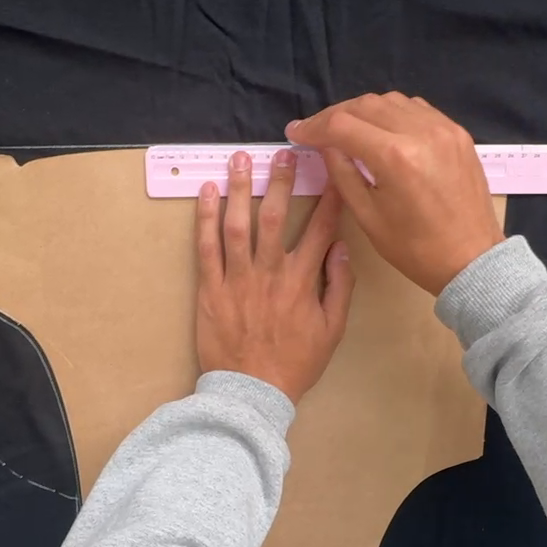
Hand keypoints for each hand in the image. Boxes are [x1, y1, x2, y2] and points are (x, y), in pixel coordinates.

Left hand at [194, 148, 355, 403]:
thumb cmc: (295, 364)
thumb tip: (340, 250)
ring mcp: (236, 279)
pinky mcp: (210, 290)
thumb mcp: (332, 331)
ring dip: (240, 188)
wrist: (252, 393)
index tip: (333, 173)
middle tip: (284, 153)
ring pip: (237, 224)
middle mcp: (269, 273)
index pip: (319, 230)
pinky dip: (206, 218)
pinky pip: (206, 248)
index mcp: (302, 282)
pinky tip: (208, 193)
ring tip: (240, 159)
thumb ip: (340, 288)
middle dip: (281, 181)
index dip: (328, 199)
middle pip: (274, 216)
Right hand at [286, 92, 504, 295]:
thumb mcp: (368, 217)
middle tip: (316, 132)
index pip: (342, 125)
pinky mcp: (457, 133)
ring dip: (363, 111)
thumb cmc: (415, 249)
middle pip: (365, 105)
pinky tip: (382, 131)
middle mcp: (420, 131)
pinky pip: (416, 109)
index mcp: (394, 157)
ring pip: (391, 101)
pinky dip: (392, 114)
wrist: (471, 259)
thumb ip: (343, 174)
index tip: (295, 132)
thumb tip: (325, 146)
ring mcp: (443, 128)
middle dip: (335, 115)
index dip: (313, 126)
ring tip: (347, 130)